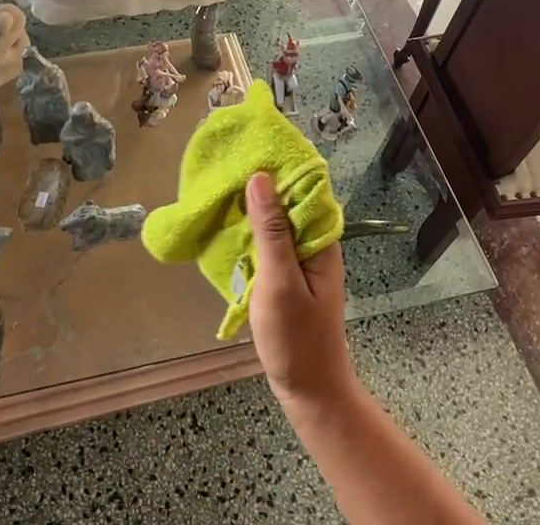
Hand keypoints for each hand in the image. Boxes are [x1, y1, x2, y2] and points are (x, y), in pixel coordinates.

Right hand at [245, 172, 355, 411]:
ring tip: (218, 191)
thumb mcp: (279, 281)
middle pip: (289, 203)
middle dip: (260, 185)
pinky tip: (227, 228)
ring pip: (277, 223)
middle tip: (223, 168)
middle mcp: (315, 245)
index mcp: (321, 242)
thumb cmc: (296, 338)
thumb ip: (271, 231)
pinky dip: (251, 234)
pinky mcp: (287, 277)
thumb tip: (261, 178)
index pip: (306, 189)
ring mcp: (301, 262)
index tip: (248, 148)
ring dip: (252, 209)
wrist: (309, 391)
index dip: (280, 166)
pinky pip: (270, 244)